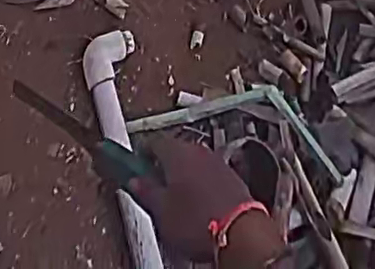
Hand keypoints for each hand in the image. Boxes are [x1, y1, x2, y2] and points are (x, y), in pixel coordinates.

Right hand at [126, 138, 277, 261]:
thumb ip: (146, 191)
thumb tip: (135, 182)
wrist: (240, 231)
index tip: (135, 164)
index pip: (152, 141)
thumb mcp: (162, 211)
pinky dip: (199, 184)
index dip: (141, 153)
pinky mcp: (229, 175)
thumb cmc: (200, 221)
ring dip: (182, 175)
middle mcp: (197, 150)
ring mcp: (215, 160)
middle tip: (153, 187)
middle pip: (173, 150)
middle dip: (162, 166)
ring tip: (176, 201)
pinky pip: (207, 173)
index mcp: (176, 152)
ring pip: (191, 162)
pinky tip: (197, 205)